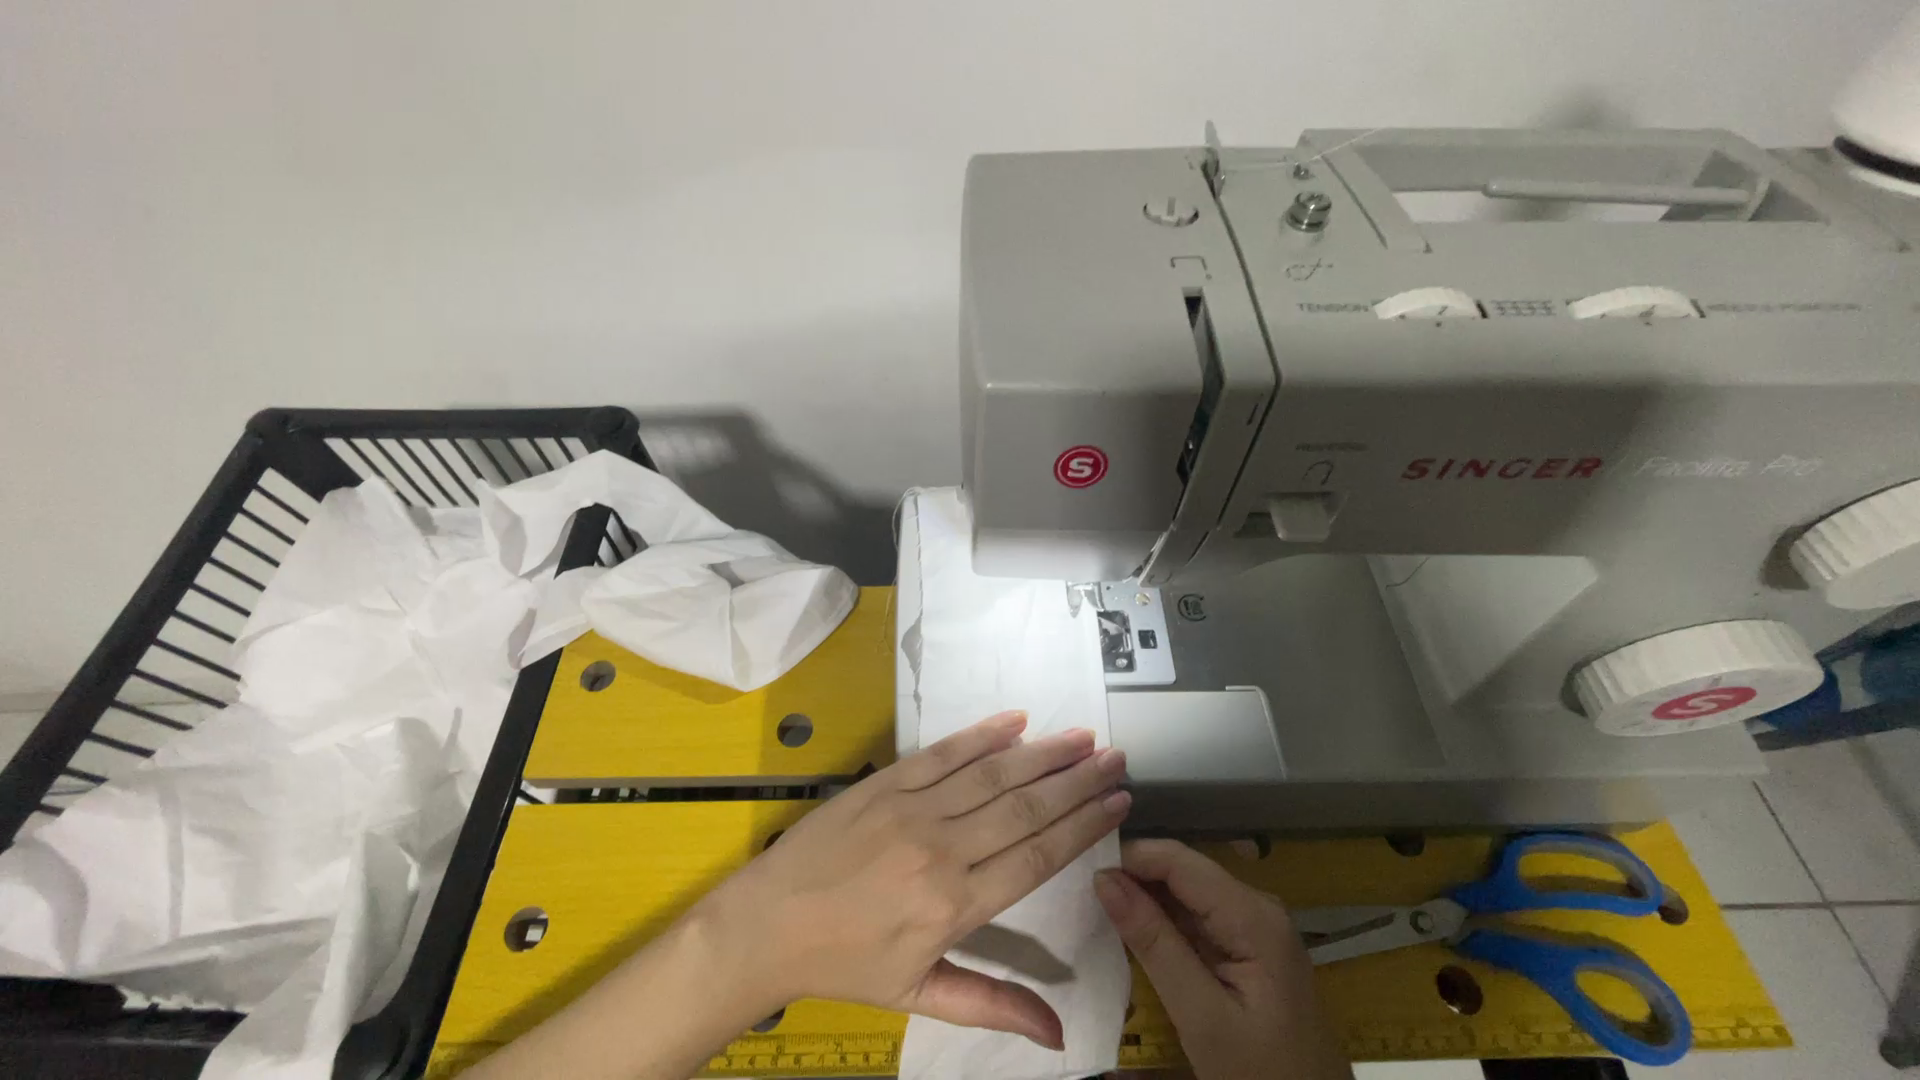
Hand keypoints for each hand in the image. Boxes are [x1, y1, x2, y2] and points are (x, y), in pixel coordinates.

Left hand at [693, 710, 1129, 1048]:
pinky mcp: (884, 783)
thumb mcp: (920, 995)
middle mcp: (942, 849)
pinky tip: (1015, 721)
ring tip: (1082, 736)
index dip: (1085, 825)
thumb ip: (993, 1004)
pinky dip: (982, 735)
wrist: (767, 924)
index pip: (1038, 854)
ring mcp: (912, 809)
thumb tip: (1061, 1035)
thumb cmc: (846, 963)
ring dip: (1042, 753)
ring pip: (992, 774)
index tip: (1119, 801)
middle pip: (1026, 807)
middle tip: (1116, 757)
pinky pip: (942, 753)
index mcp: (956, 904)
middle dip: (1078, 780)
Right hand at [1094, 840, 1351, 1079]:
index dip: (1129, 857)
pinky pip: (1196, 919)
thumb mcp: (1201, 1015)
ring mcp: (1254, 926)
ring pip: (1185, 893)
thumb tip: (1105, 880)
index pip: (1179, 860)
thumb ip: (1154, 943)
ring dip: (1143, 900)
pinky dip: (1162, 923)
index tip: (1082, 873)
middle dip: (1133, 877)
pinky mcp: (1247, 947)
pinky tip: (1131, 933)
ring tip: (1096, 908)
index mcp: (1253, 915)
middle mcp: (1256, 906)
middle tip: (1082, 894)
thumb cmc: (1260, 1073)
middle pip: (1182, 871)